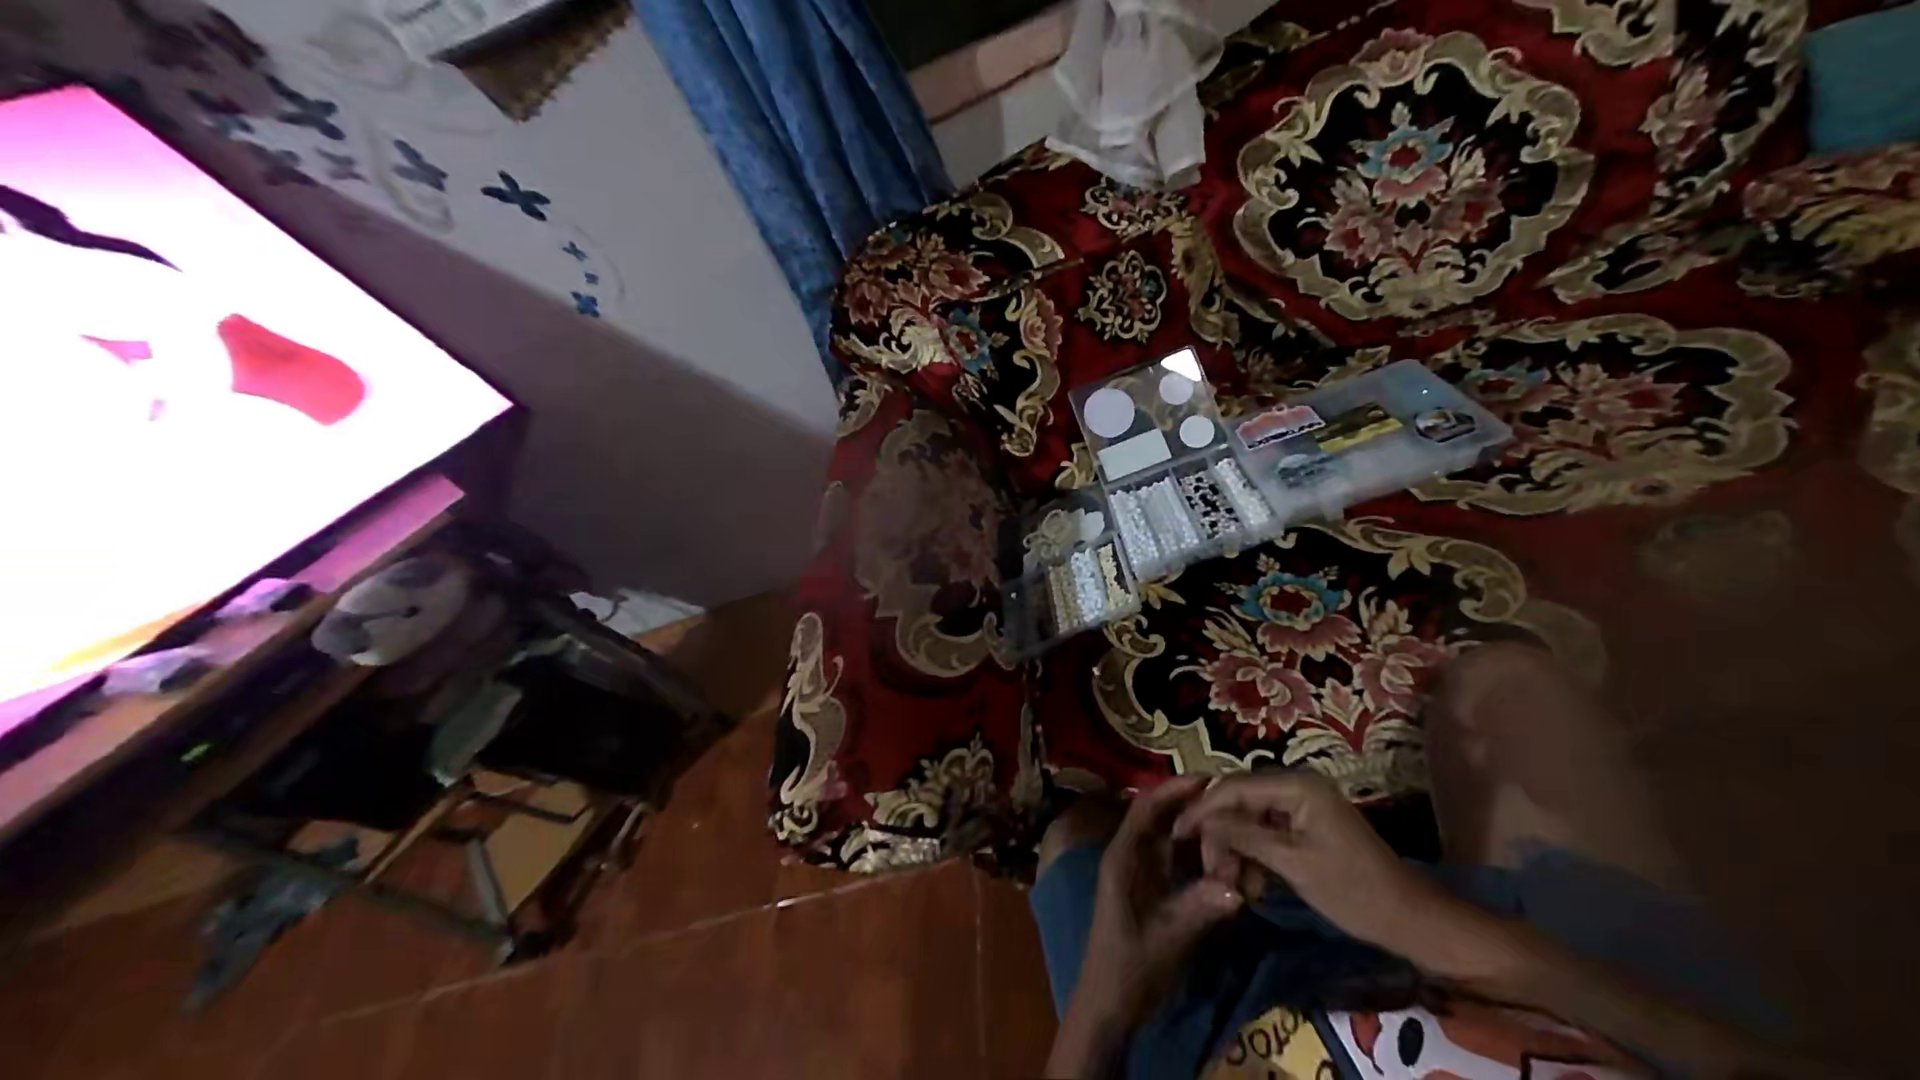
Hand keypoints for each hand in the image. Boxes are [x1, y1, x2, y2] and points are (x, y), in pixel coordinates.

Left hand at [1047, 778, 1244, 1076]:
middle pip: (1161, 817)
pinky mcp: (1153, 889)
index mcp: (1123, 857)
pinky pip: (1176, 859)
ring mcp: (1142, 871)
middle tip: (1233, 797)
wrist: (1111, 1003)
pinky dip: (1198, 852)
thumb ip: (1199, 911)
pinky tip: (1226, 852)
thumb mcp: (1167, 940)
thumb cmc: (1130, 967)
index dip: (1174, 789)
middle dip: (1192, 803)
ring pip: (1171, 837)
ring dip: (1198, 827)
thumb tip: (1237, 888)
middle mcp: (1130, 856)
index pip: (1146, 808)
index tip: (1209, 777)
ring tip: (1235, 818)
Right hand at [1173, 770, 1451, 959]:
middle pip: (1238, 800)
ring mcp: (1301, 804)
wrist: (1411, 922)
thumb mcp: (1293, 864)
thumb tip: (1201, 819)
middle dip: (1219, 834)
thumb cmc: (1354, 891)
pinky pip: (1265, 831)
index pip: (1234, 787)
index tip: (1178, 834)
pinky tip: (1251, 884)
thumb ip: (1244, 835)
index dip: (1203, 809)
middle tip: (1209, 869)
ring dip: (1235, 849)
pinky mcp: (1304, 825)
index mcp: (1297, 785)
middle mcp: (1296, 785)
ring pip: (1248, 818)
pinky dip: (1253, 855)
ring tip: (1230, 883)